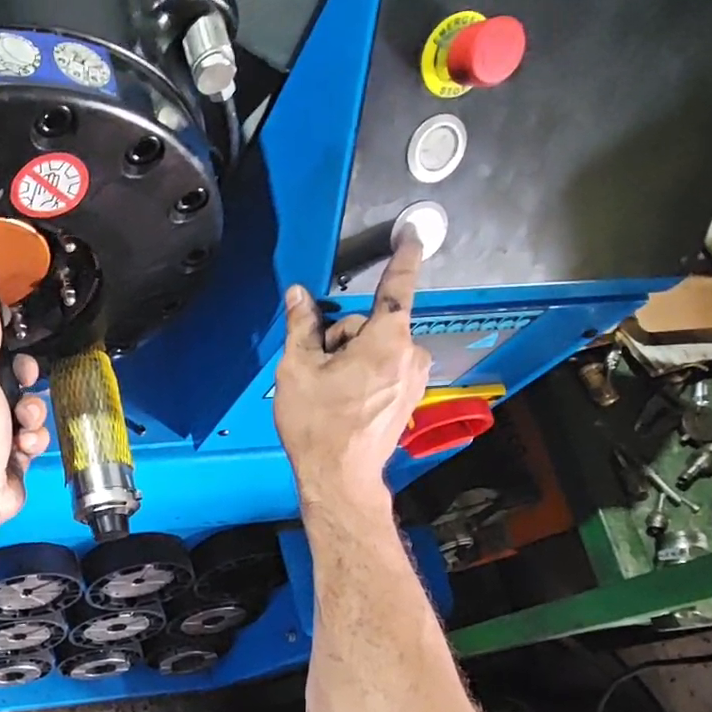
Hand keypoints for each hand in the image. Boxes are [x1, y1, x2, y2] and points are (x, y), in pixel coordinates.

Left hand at [0, 300, 49, 534]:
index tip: (9, 334)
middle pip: (2, 375)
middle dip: (21, 380)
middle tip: (25, 379)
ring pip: (21, 406)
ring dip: (30, 414)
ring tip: (22, 427)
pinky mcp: (4, 453)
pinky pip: (27, 434)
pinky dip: (29, 441)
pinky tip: (22, 450)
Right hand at [274, 236, 431, 508]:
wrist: (339, 477)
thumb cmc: (318, 424)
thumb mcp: (297, 370)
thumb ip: (302, 326)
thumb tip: (298, 296)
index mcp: (387, 340)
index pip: (396, 286)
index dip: (403, 257)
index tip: (413, 234)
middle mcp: (409, 354)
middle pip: (372, 325)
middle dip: (343, 337)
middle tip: (317, 369)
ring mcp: (412, 378)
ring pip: (377, 349)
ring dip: (351, 358)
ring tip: (328, 390)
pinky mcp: (407, 398)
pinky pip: (384, 370)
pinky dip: (362, 375)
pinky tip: (341, 401)